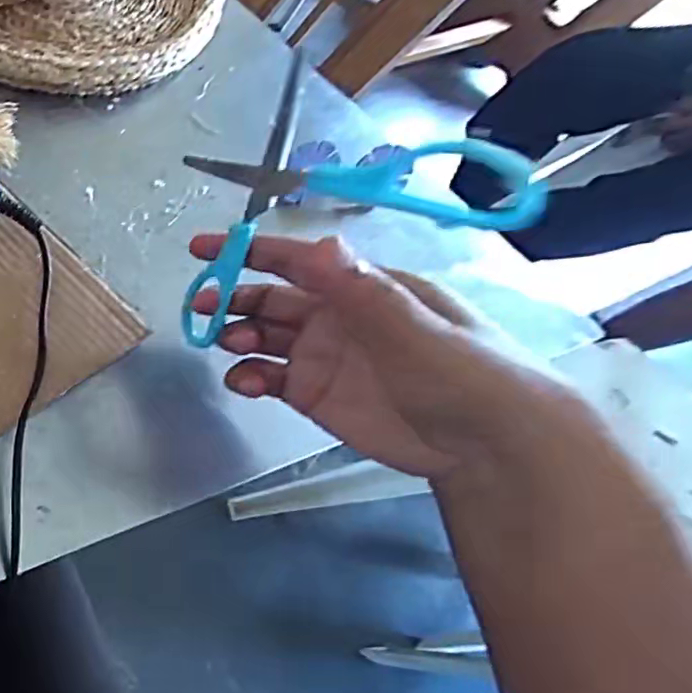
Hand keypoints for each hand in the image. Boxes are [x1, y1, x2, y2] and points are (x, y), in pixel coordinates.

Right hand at [187, 234, 584, 479]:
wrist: (490, 446)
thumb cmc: (462, 374)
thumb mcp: (411, 327)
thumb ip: (359, 290)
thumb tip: (319, 245)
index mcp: (360, 289)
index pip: (295, 262)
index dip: (246, 252)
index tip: (202, 249)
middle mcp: (334, 317)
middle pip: (267, 300)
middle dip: (231, 299)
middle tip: (203, 308)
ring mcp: (319, 356)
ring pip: (259, 337)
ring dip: (237, 337)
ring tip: (235, 347)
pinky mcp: (309, 392)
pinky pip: (263, 377)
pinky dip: (246, 377)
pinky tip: (245, 384)